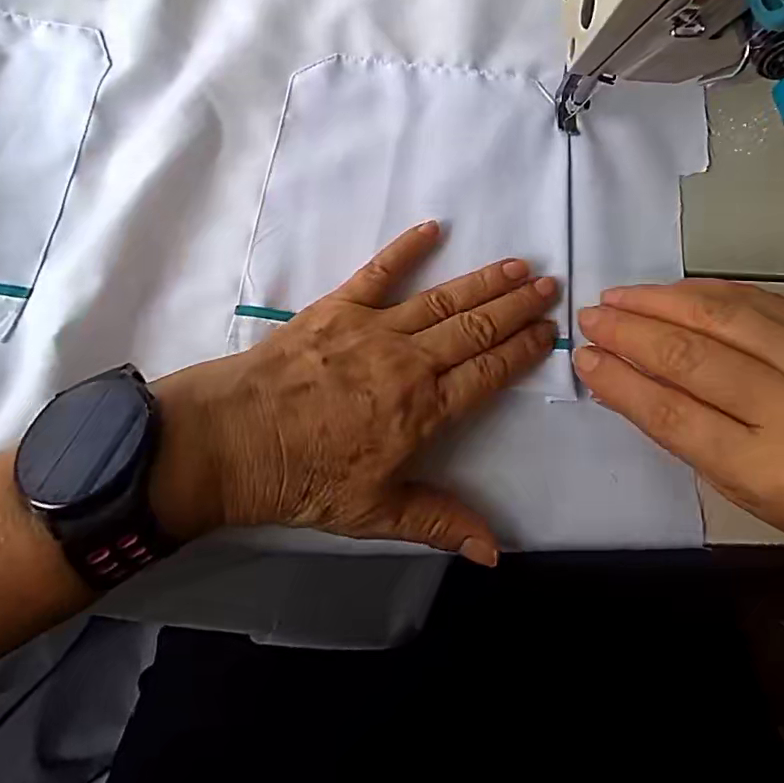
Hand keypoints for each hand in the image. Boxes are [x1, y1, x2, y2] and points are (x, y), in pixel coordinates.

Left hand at [147, 221, 559, 565]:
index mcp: (423, 412)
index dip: (523, 352)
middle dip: (516, 308)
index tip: (548, 333)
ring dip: (482, 282)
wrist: (235, 438)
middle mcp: (407, 363)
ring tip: (516, 267)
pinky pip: (378, 272)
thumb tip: (497, 553)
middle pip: (475, 330)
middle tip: (549, 287)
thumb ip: (439, 522)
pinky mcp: (334, 308)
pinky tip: (432, 229)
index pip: (488, 374)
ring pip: (440, 300)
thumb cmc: (302, 478)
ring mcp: (370, 330)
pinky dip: (405, 249)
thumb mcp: (374, 513)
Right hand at [574, 279, 783, 587]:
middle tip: (589, 320)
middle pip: (692, 358)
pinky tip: (665, 293)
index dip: (619, 380)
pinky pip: (756, 301)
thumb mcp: (748, 491)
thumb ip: (683, 432)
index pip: (674, 414)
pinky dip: (700, 293)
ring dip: (656, 303)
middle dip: (629, 333)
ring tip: (614, 299)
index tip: (583, 358)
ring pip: (721, 318)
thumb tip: (620, 378)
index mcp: (780, 474)